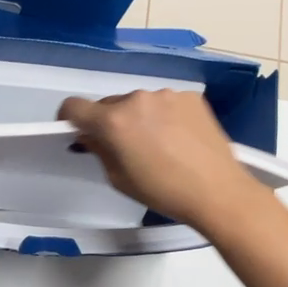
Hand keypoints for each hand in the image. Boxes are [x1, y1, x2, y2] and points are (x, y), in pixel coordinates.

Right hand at [59, 90, 263, 229]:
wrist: (218, 191)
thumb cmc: (163, 191)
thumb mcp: (119, 179)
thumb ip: (99, 151)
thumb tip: (91, 137)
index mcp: (113, 121)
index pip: (74, 106)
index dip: (69, 118)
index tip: (76, 129)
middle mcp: (136, 100)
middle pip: (109, 105)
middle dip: (109, 122)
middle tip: (125, 147)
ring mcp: (166, 94)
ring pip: (139, 103)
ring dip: (139, 117)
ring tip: (158, 144)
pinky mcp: (190, 96)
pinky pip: (165, 102)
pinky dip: (164, 115)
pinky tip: (179, 137)